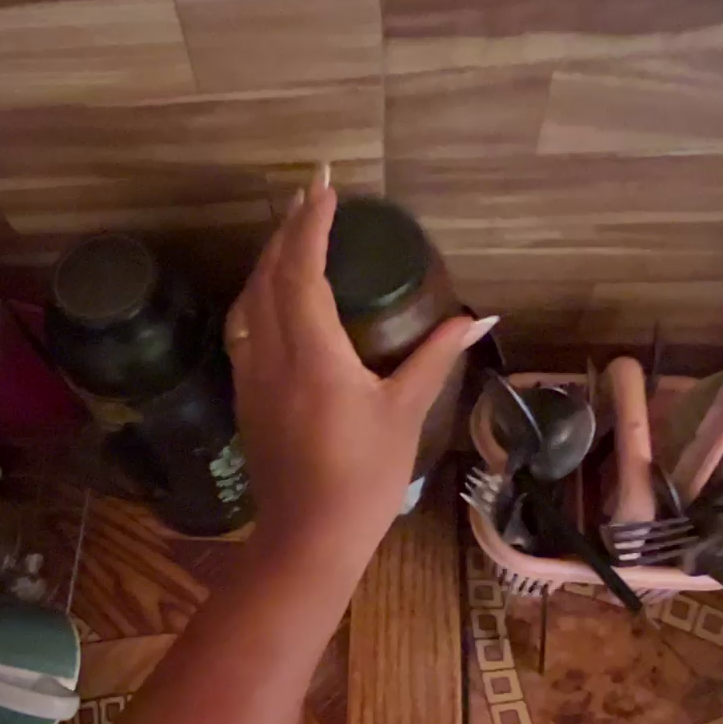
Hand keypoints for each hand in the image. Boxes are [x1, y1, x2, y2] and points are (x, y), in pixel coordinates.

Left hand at [224, 166, 496, 563]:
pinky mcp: (245, 396)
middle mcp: (271, 355)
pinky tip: (271, 295)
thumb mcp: (405, 413)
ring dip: (267, 260)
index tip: (325, 188)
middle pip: (268, 276)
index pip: (302, 270)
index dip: (311, 225)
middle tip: (309, 195)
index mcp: (313, 354)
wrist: (308, 536)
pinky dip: (256, 296)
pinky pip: (242, 329)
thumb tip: (479, 318)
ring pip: (248, 301)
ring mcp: (251, 376)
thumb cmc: (364, 478)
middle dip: (287, 230)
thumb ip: (437, 358)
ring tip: (290, 234)